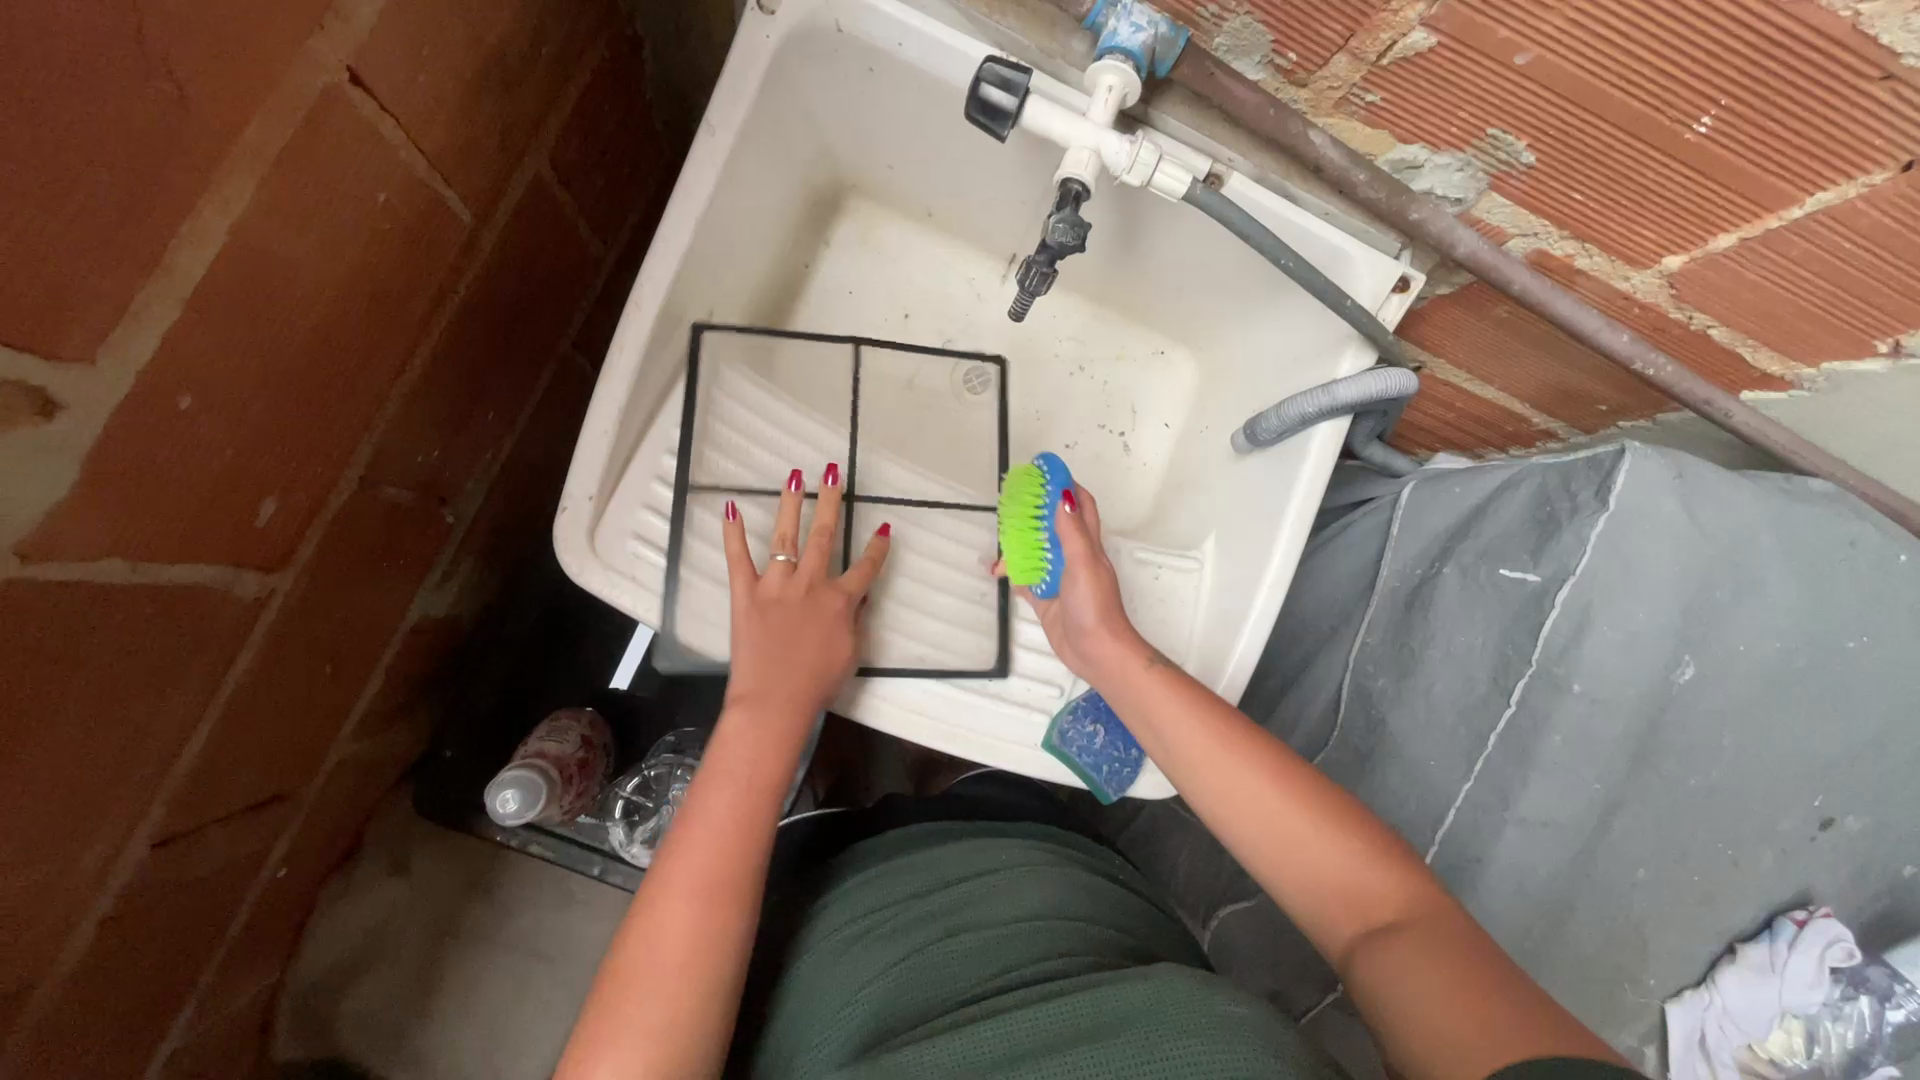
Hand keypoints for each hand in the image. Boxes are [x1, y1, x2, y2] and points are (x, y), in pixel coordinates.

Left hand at [721, 463, 890, 719]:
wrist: (775, 700)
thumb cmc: (818, 683)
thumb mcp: (852, 653)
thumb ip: (855, 620)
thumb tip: (858, 597)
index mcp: (840, 600)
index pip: (865, 568)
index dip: (877, 549)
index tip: (884, 528)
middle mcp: (810, 583)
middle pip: (824, 535)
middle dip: (830, 501)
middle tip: (833, 472)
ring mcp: (776, 585)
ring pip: (785, 536)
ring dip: (791, 503)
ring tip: (794, 475)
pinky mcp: (745, 593)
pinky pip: (737, 558)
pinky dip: (732, 532)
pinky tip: (729, 507)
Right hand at [998, 483, 1150, 684]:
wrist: (1095, 651)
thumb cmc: (1095, 607)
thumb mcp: (1083, 563)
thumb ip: (1072, 531)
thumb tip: (1063, 495)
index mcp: (1088, 545)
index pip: (1080, 506)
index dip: (1066, 486)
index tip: (1044, 472)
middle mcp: (1073, 558)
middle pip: (1054, 526)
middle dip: (1036, 511)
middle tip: (1012, 500)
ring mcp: (1059, 579)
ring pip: (1037, 552)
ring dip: (1019, 543)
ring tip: (1000, 534)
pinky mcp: (1045, 599)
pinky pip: (1025, 580)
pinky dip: (1011, 573)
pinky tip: (997, 570)